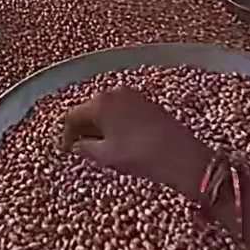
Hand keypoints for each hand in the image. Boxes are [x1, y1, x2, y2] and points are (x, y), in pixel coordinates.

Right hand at [61, 88, 213, 196]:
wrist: (183, 157)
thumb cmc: (141, 155)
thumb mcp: (105, 156)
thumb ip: (84, 147)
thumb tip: (76, 145)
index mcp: (100, 103)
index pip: (72, 116)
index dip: (66, 135)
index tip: (67, 150)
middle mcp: (115, 92)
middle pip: (89, 109)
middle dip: (84, 129)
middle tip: (82, 149)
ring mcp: (133, 95)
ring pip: (106, 109)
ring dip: (100, 126)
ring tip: (102, 147)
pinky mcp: (147, 102)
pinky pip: (122, 110)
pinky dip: (116, 122)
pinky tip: (120, 140)